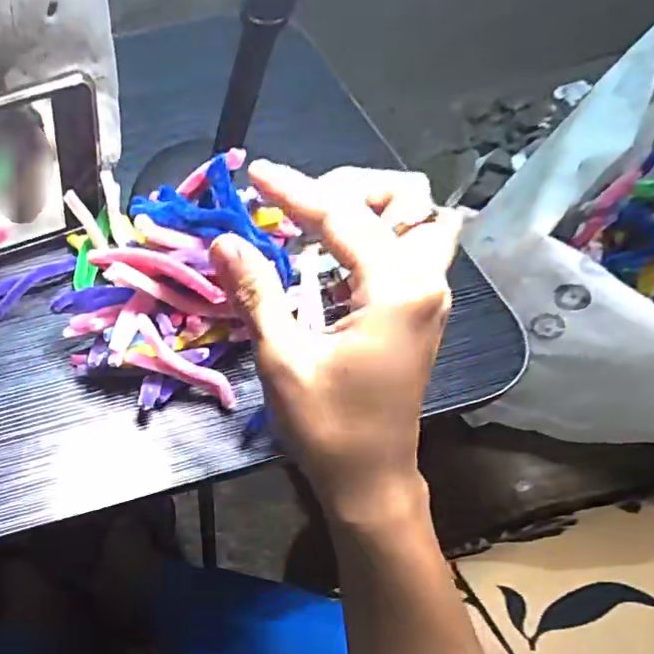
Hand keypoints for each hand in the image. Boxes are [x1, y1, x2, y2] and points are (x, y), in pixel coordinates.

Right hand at [210, 162, 462, 524]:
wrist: (368, 478)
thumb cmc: (327, 427)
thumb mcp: (284, 360)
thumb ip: (258, 295)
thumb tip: (225, 243)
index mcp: (397, 289)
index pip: (344, 217)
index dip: (295, 191)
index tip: (256, 175)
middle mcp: (426, 282)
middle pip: (408, 199)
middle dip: (351, 190)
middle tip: (298, 212)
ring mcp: (428, 300)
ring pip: (418, 223)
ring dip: (370, 214)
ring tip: (315, 233)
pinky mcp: (418, 317)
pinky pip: (407, 255)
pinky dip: (370, 244)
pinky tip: (328, 268)